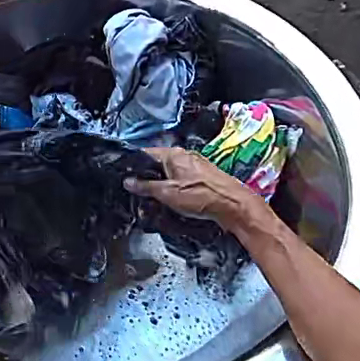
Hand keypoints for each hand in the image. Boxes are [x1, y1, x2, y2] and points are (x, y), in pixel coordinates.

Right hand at [125, 147, 270, 232]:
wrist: (235, 207)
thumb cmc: (202, 196)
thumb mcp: (168, 193)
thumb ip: (146, 187)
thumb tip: (128, 181)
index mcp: (174, 154)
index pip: (145, 154)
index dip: (133, 165)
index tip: (125, 177)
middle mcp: (184, 156)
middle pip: (158, 164)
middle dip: (147, 178)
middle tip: (138, 193)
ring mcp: (195, 166)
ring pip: (170, 173)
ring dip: (161, 185)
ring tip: (155, 199)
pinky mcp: (203, 178)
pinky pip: (181, 180)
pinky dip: (174, 189)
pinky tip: (173, 201)